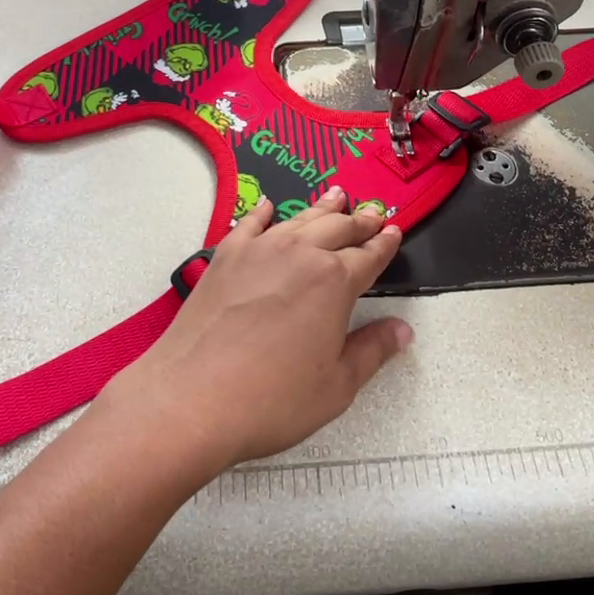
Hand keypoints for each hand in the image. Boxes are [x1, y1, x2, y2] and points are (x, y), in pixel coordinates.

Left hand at [91, 186, 412, 472]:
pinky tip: (267, 205)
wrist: (192, 397)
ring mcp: (258, 251)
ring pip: (299, 219)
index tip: (394, 232)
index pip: (369, 256)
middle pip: (337, 229)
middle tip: (374, 213)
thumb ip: (372, 351)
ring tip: (338, 195)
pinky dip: (262, 212)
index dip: (385, 244)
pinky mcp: (224, 258)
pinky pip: (249, 224)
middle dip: (359, 220)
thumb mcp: (337, 385)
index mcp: (334, 282)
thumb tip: (402, 331)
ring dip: (322, 208)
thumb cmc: (270, 399)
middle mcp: (299, 255)